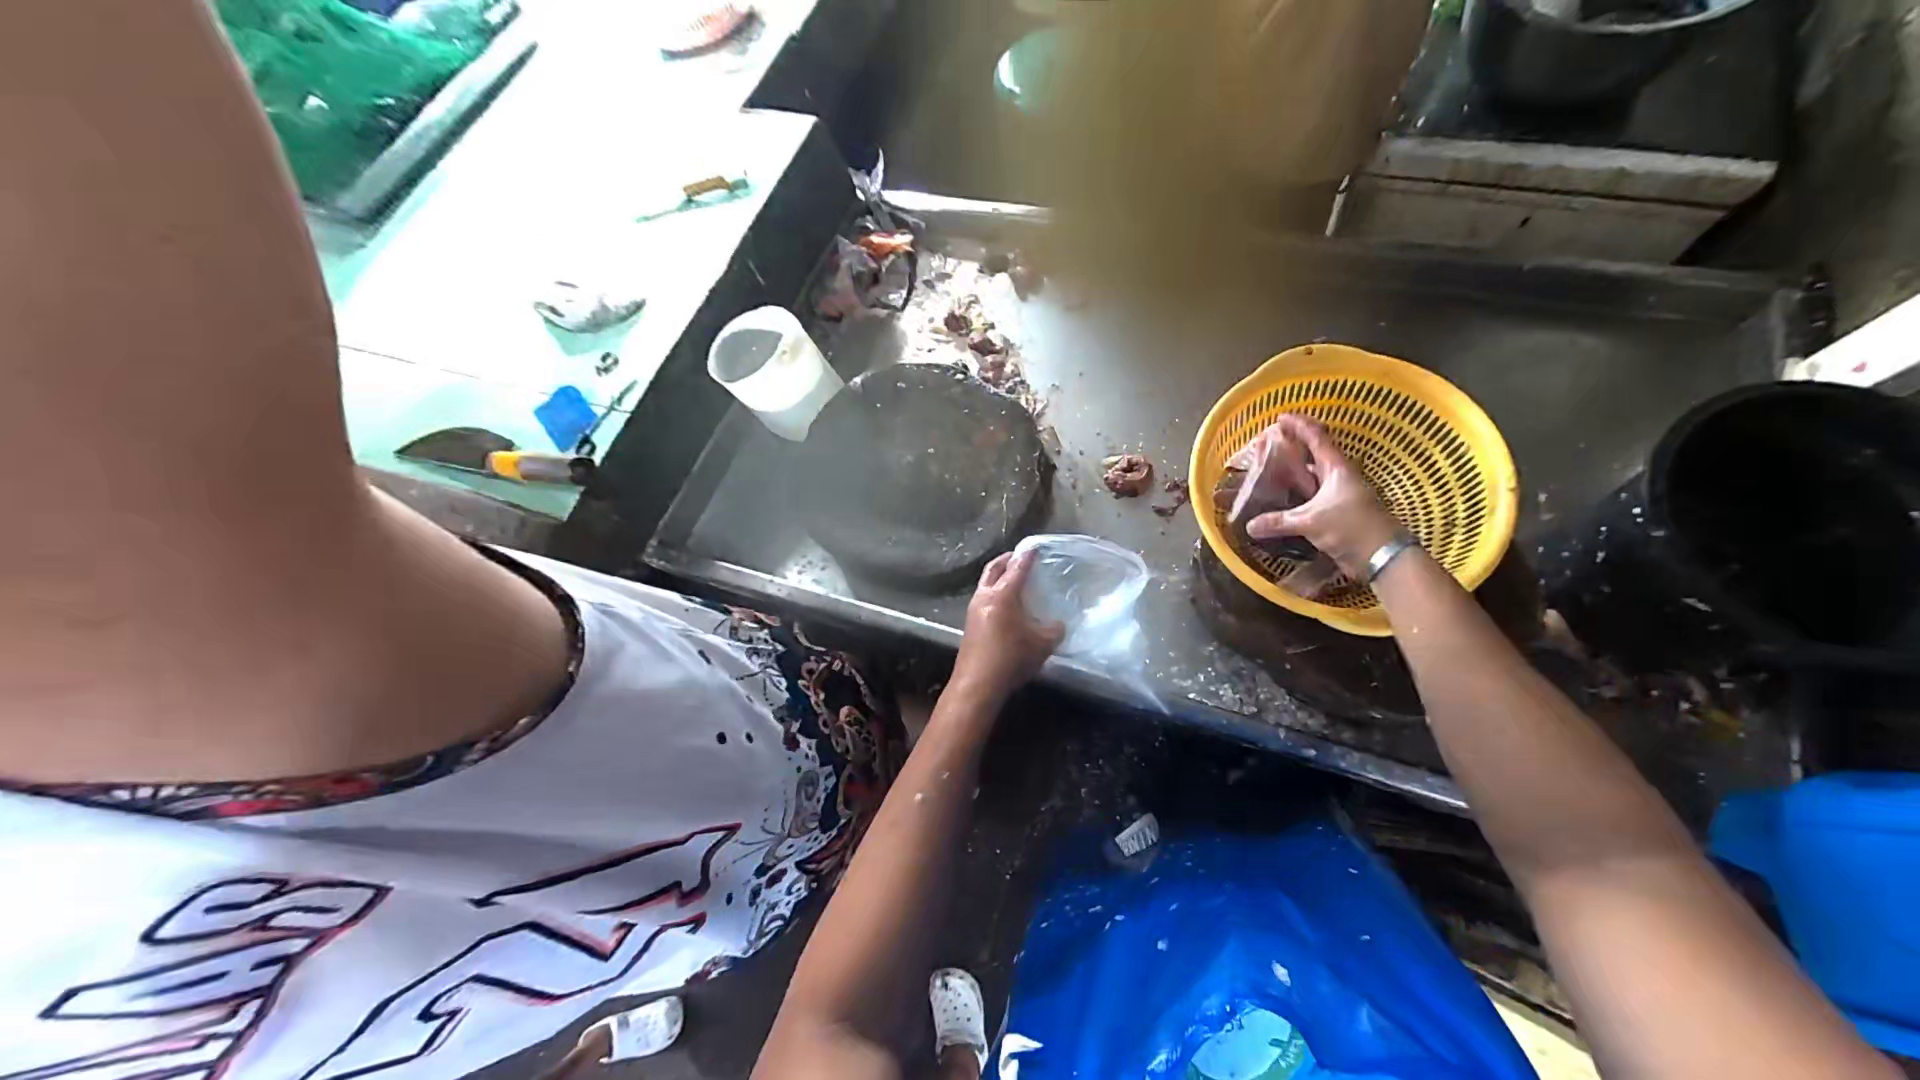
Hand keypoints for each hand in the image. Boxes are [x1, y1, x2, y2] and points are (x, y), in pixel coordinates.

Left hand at [951, 552, 1064, 700]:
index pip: (1017, 568)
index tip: (1035, 548)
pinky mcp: (970, 624)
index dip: (1028, 557)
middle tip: (1020, 556)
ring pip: (986, 583)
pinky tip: (1005, 603)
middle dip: (1007, 559)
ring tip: (1014, 578)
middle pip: (994, 568)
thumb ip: (1054, 630)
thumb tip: (1057, 624)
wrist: (977, 684)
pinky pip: (983, 597)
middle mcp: (985, 596)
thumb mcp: (1043, 645)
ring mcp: (973, 610)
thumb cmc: (1011, 659)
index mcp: (1003, 595)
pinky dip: (994, 592)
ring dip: (998, 576)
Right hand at [1244, 415, 1401, 578]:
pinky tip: (1280, 501)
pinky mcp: (1336, 514)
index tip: (1280, 418)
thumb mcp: (1311, 522)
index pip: (1317, 437)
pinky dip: (1295, 497)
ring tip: (1268, 473)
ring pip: (1311, 479)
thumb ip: (1279, 521)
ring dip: (1292, 475)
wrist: (1382, 557)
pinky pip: (1310, 499)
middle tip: (1267, 449)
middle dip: (1291, 450)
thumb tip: (1249, 525)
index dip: (1299, 425)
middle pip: (1312, 456)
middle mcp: (1338, 478)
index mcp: (1337, 469)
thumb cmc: (1352, 528)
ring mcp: (1338, 496)